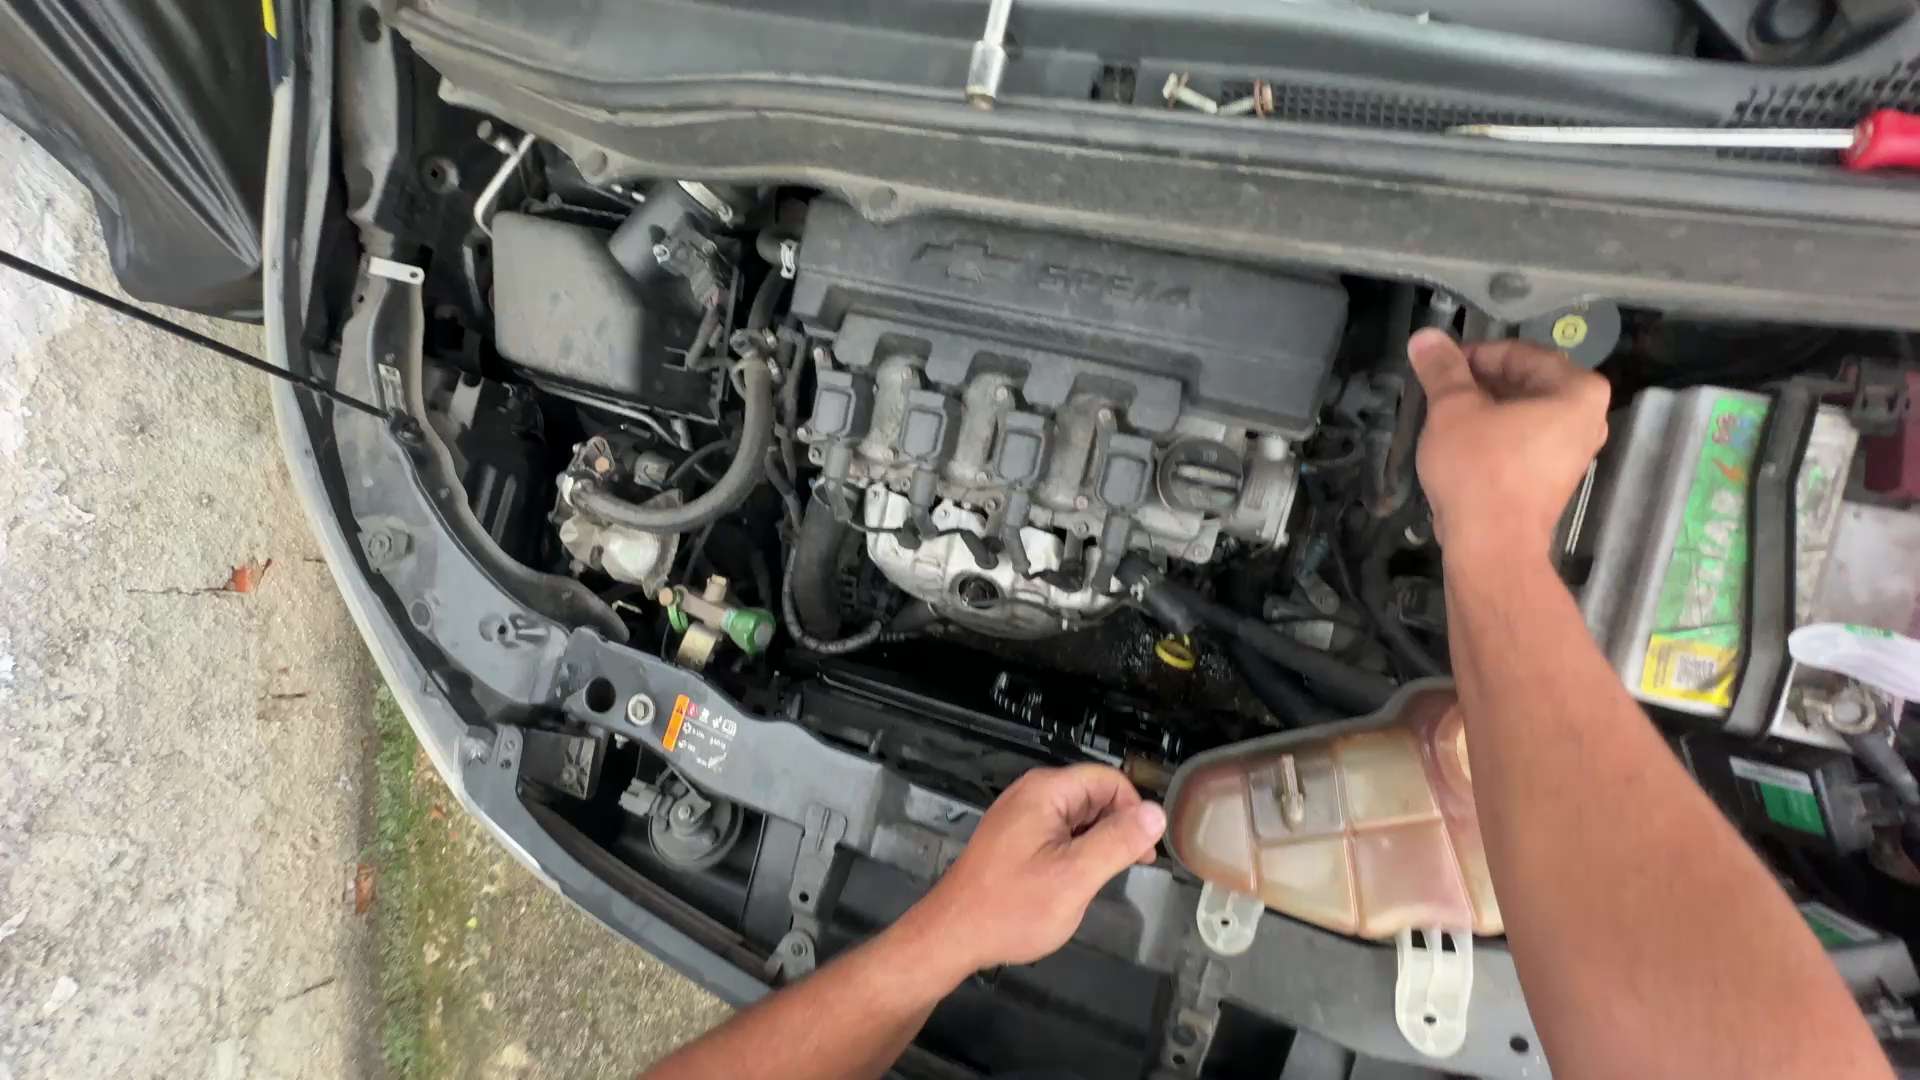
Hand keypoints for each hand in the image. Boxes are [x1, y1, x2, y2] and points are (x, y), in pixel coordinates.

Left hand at [897, 765, 1165, 977]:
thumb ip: (1117, 842)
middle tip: (1129, 868)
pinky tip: (1076, 879)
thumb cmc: (1013, 907)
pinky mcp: (1015, 834)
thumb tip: (1157, 811)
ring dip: (1098, 840)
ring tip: (1101, 878)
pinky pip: (1058, 829)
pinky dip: (1076, 848)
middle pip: (1093, 793)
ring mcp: (1021, 813)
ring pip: (1077, 814)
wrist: (954, 933)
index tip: (1144, 851)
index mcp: (1046, 791)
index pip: (1108, 779)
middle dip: (1118, 826)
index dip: (1134, 811)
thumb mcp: (1075, 877)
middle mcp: (1032, 792)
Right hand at [1408, 328, 1610, 564]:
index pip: (1519, 354)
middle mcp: (1587, 417)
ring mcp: (1572, 450)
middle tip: (1435, 390)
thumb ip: (1441, 370)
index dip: (1471, 355)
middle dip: (1477, 383)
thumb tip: (1425, 337)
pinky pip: (1521, 441)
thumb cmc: (1478, 468)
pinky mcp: (1551, 477)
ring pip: (1521, 414)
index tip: (1436, 364)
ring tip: (1441, 417)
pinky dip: (1491, 435)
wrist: (1492, 541)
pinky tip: (1457, 445)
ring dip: (1481, 409)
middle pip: (1524, 383)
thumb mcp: (1452, 410)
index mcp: (1577, 390)